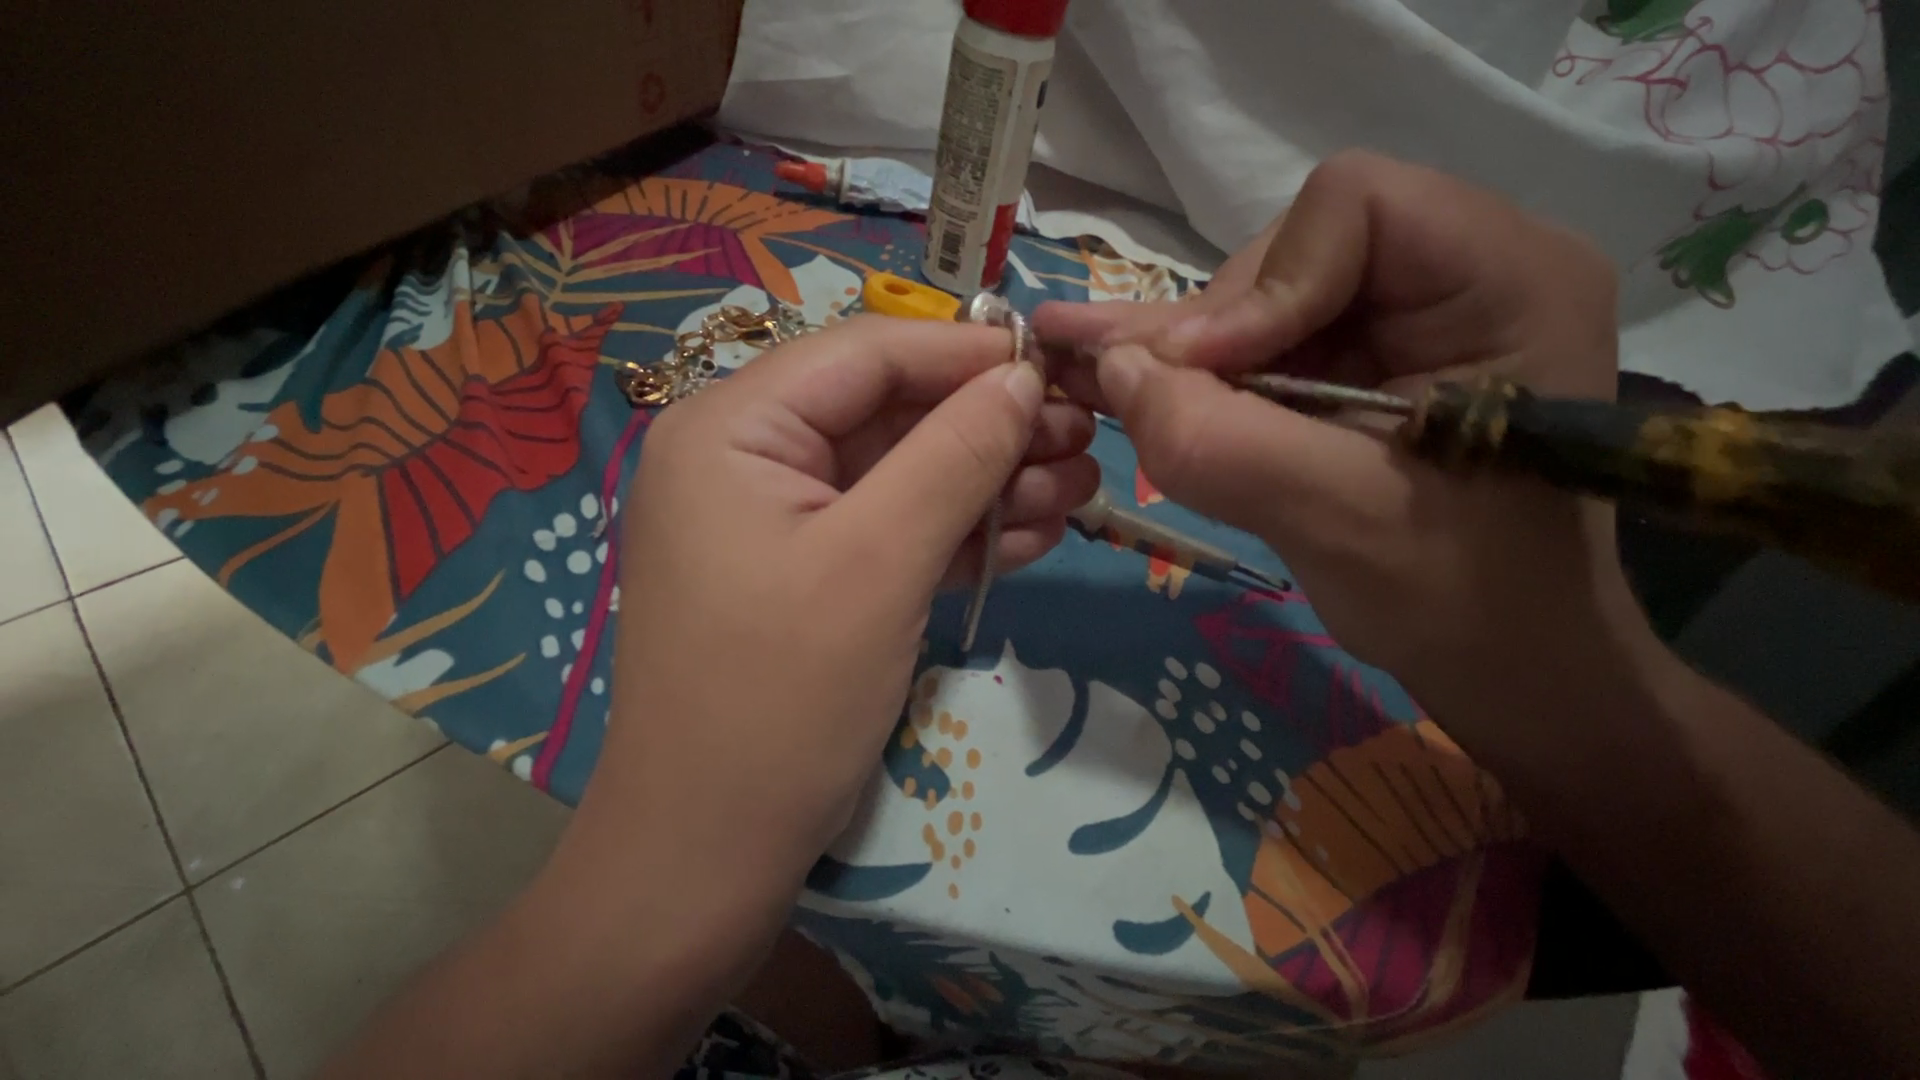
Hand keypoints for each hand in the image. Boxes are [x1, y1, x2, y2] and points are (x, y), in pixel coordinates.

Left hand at [549, 314, 1095, 930]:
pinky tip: (1035, 536)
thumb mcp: (878, 564)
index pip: (865, 354)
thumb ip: (954, 456)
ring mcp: (778, 523)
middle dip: (989, 429)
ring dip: (989, 483)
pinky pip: (890, 532)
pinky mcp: (809, 577)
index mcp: (732, 427)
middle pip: (889, 414)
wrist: (710, 853)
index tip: (1058, 369)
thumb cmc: (782, 699)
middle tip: (1085, 443)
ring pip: (900, 476)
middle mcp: (748, 459)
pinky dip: (958, 534)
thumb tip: (1021, 380)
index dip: (966, 354)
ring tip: (1079, 493)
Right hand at [1034, 152, 1642, 731]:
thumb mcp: (1337, 519)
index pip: (1355, 208)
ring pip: (1258, 302)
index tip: (1202, 374)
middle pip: (1292, 254)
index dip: (1262, 285)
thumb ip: (1221, 441)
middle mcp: (1457, 274)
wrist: (1500, 660)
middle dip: (1210, 332)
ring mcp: (1401, 321)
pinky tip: (1112, 377)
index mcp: (1506, 281)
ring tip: (1089, 378)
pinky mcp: (1356, 366)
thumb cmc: (1459, 599)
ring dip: (1183, 358)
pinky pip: (1257, 350)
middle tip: (1131, 396)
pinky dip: (1189, 377)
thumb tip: (1111, 368)